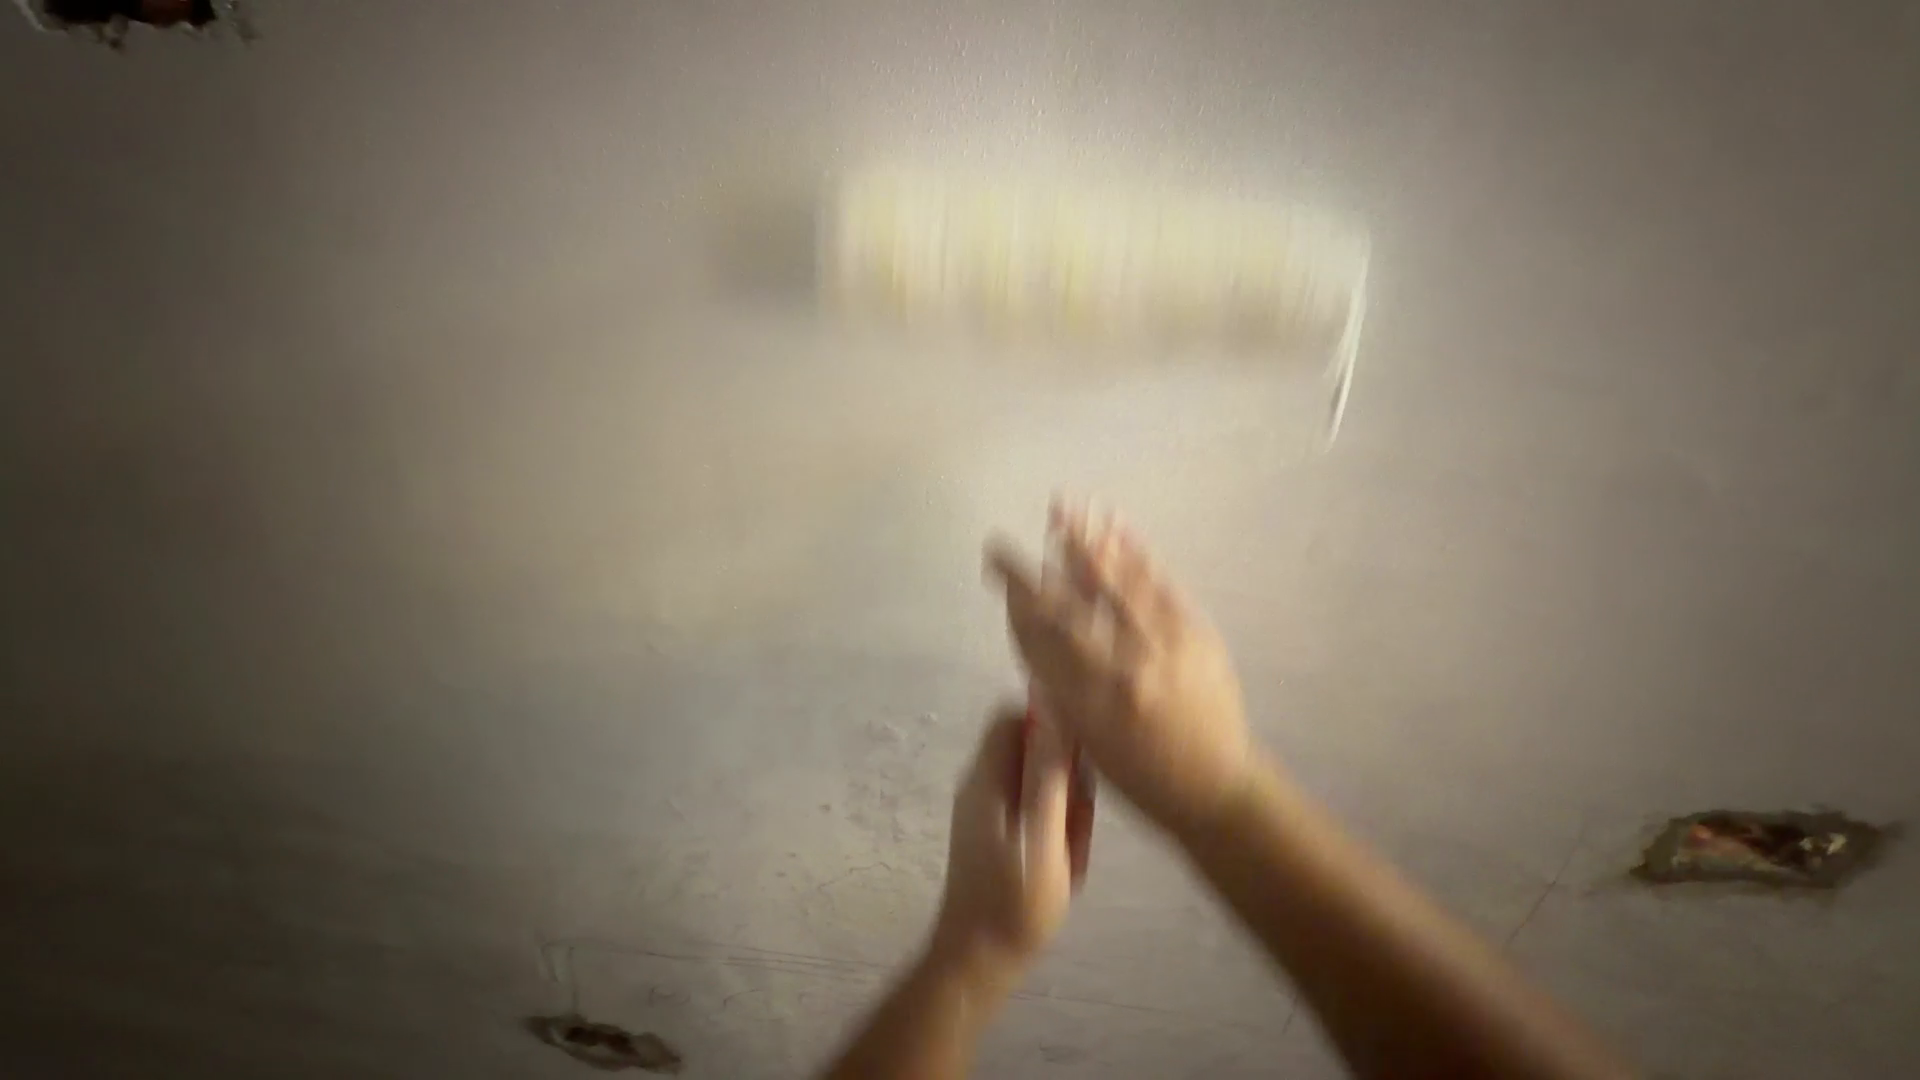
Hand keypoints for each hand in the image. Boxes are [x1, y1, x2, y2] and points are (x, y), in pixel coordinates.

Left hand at [932, 706, 1088, 971]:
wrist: (978, 961)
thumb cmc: (1016, 901)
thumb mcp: (1044, 833)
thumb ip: (1049, 771)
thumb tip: (1054, 707)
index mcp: (987, 776)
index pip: (1017, 715)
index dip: (1052, 726)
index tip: (1079, 759)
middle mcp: (981, 784)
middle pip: (1031, 750)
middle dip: (1064, 779)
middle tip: (1078, 821)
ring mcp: (985, 809)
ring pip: (1038, 784)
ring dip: (1064, 811)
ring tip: (1071, 851)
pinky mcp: (994, 833)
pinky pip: (1034, 812)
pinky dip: (1055, 831)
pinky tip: (1063, 864)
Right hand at [986, 500, 1256, 838]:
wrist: (1216, 787)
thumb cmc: (1141, 774)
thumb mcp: (1087, 741)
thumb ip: (1056, 688)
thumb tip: (1029, 632)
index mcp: (1089, 703)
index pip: (1039, 639)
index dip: (1014, 601)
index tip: (996, 574)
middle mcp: (1122, 669)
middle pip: (1068, 606)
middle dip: (1031, 571)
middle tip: (1002, 543)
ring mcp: (1164, 647)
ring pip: (1116, 584)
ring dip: (1086, 543)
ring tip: (1063, 507)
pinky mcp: (1197, 633)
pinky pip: (1161, 585)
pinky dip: (1138, 552)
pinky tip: (1119, 526)